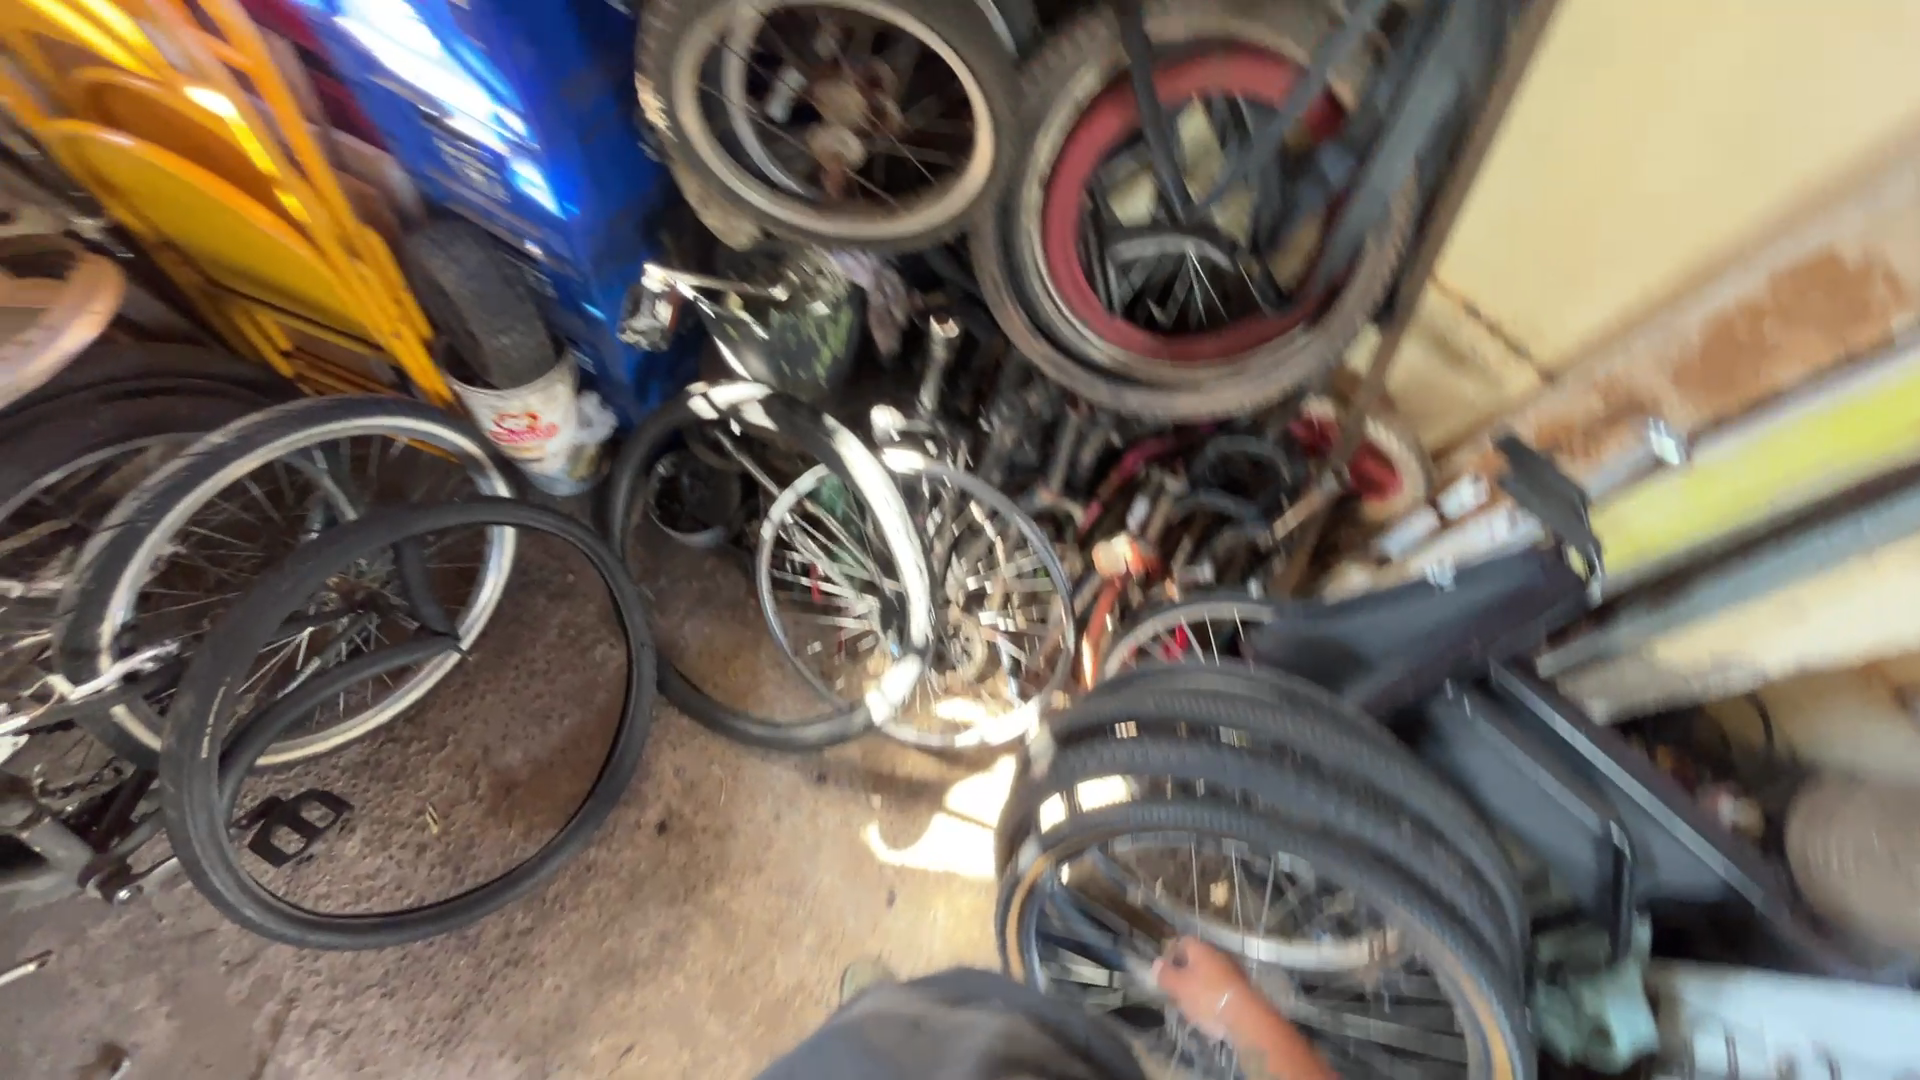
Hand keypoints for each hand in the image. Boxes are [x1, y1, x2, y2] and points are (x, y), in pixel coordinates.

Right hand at [1151, 937, 1335, 1079]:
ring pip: (1209, 974)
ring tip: (1192, 1006)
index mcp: (1200, 948)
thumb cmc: (1207, 997)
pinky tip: (1211, 1013)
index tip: (1164, 972)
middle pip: (1195, 959)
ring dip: (1200, 986)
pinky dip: (1214, 997)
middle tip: (1176, 991)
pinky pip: (1221, 988)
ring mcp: (1232, 970)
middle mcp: (1217, 953)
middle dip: (1184, 973)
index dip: (1170, 954)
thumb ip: (1165, 974)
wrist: (1246, 1018)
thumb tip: (1156, 964)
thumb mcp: (1178, 987)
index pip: (1181, 942)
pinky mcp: (1242, 989)